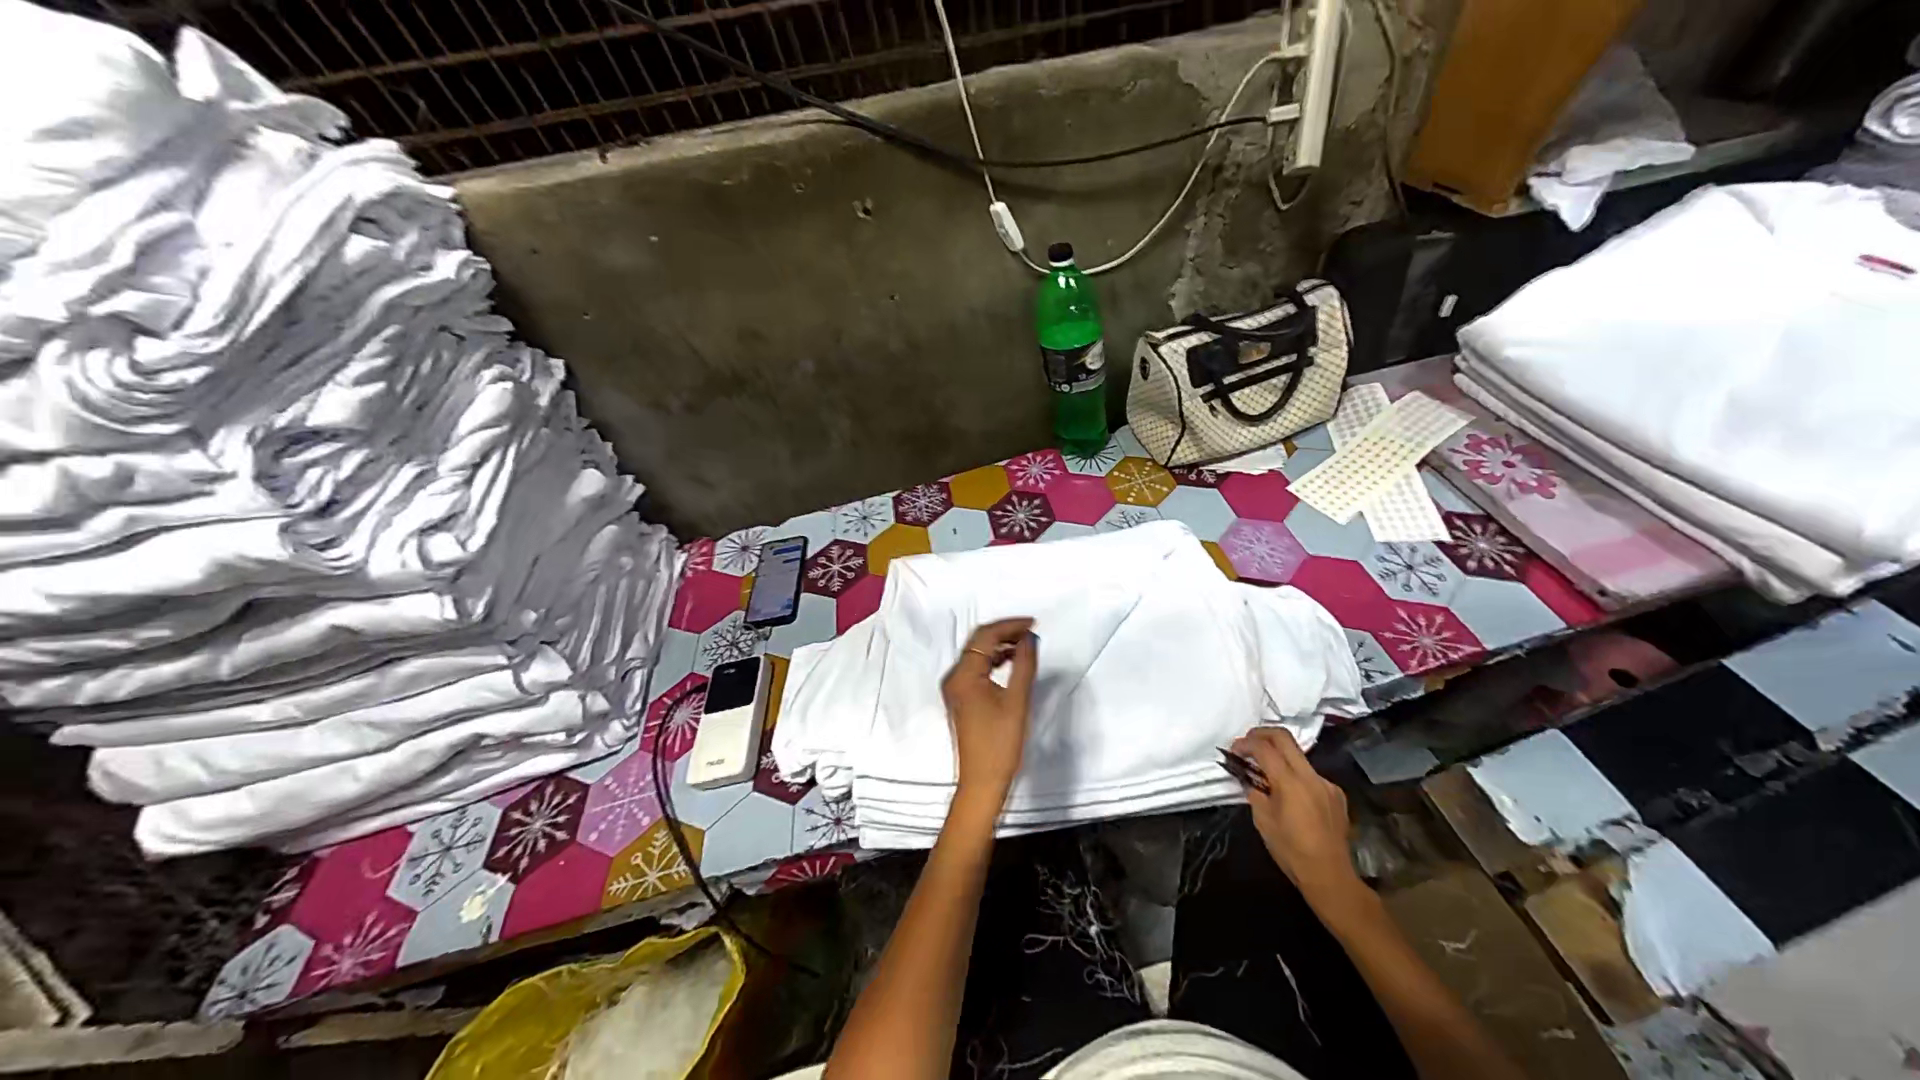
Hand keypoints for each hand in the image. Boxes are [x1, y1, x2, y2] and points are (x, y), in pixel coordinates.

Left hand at [940, 618, 1037, 804]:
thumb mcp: (1017, 700)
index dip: (1010, 625)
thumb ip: (1024, 664)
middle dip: (1004, 632)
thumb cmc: (1000, 744)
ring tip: (1025, 643)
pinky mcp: (961, 698)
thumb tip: (1029, 638)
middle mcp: (953, 678)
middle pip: (978, 642)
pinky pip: (976, 668)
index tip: (1033, 623)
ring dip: (1000, 645)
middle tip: (1031, 630)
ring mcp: (954, 689)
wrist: (982, 781)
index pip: (985, 636)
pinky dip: (994, 660)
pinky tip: (1011, 661)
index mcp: (963, 675)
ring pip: (977, 654)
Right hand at [1231, 727, 1362, 905]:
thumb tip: (1248, 778)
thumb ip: (1254, 792)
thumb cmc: (1290, 850)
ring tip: (1265, 773)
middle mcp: (1311, 776)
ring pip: (1299, 757)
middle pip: (1284, 738)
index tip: (1234, 751)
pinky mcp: (1336, 795)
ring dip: (1279, 757)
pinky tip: (1289, 794)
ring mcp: (1327, 784)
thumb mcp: (1262, 820)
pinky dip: (1295, 776)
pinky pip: (1311, 775)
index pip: (1264, 748)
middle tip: (1247, 744)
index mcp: (1290, 782)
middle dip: (1261, 734)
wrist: (1330, 876)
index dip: (1245, 744)